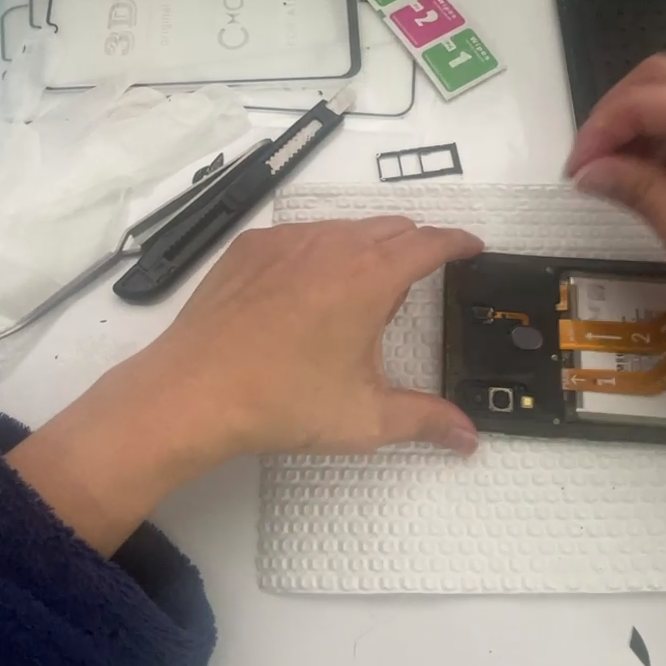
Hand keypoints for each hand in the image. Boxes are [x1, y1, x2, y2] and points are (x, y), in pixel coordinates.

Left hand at [129, 217, 483, 456]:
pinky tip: (303, 291)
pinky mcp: (251, 245)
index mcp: (371, 276)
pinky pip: (300, 235)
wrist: (194, 391)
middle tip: (412, 285)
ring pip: (344, 228)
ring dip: (365, 248)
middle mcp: (332, 244)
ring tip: (355, 295)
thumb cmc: (285, 402)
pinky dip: (317, 252)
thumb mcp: (365, 417)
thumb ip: (426, 420)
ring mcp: (287, 239)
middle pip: (391, 228)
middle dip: (413, 247)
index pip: (429, 242)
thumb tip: (470, 437)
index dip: (457, 242)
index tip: (470, 246)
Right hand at [563, 55, 665, 339]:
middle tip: (591, 162)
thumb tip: (588, 172)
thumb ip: (636, 189)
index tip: (574, 172)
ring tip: (619, 177)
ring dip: (643, 127)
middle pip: (663, 79)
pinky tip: (658, 182)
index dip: (598, 130)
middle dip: (616, 114)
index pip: (644, 100)